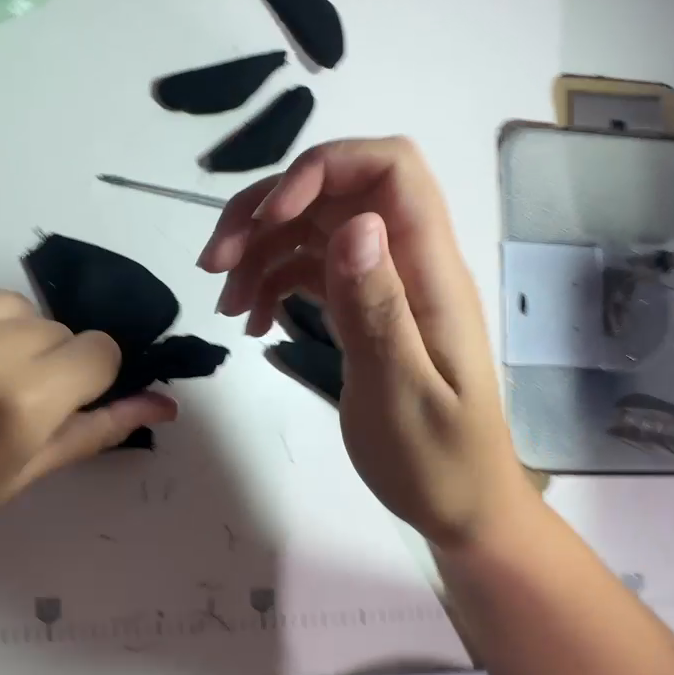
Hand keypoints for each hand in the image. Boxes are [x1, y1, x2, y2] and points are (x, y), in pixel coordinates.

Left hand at [0, 285, 176, 603]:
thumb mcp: (22, 475)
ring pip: (5, 303)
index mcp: (20, 399)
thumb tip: (165, 402)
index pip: (98, 350)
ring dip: (1, 334)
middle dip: (42, 360)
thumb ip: (96, 429)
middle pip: (53, 325)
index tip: (54, 404)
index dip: (84, 379)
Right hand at [199, 137, 532, 545]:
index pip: (390, 170)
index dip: (323, 169)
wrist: (459, 504)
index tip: (268, 219)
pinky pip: (310, 271)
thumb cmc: (436, 460)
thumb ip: (378, 310)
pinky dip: (271, 284)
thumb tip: (355, 226)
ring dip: (258, 252)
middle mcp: (407, 263)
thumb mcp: (402, 394)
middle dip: (266, 212)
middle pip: (335, 191)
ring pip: (312, 229)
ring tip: (225, 305)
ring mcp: (383, 285)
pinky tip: (250, 323)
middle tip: (214, 263)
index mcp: (430, 271)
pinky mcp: (362, 309)